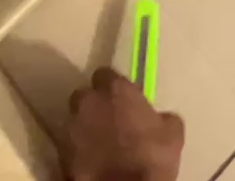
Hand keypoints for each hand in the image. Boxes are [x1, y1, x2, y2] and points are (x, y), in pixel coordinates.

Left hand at [66, 68, 183, 180]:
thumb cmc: (152, 158)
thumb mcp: (172, 134)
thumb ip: (163, 117)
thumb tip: (162, 118)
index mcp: (116, 89)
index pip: (106, 74)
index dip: (113, 88)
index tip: (123, 101)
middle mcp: (90, 100)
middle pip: (85, 95)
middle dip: (94, 105)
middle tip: (108, 122)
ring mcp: (73, 126)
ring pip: (75, 119)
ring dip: (84, 127)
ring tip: (97, 144)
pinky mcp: (62, 151)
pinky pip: (67, 145)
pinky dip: (75, 150)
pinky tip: (88, 160)